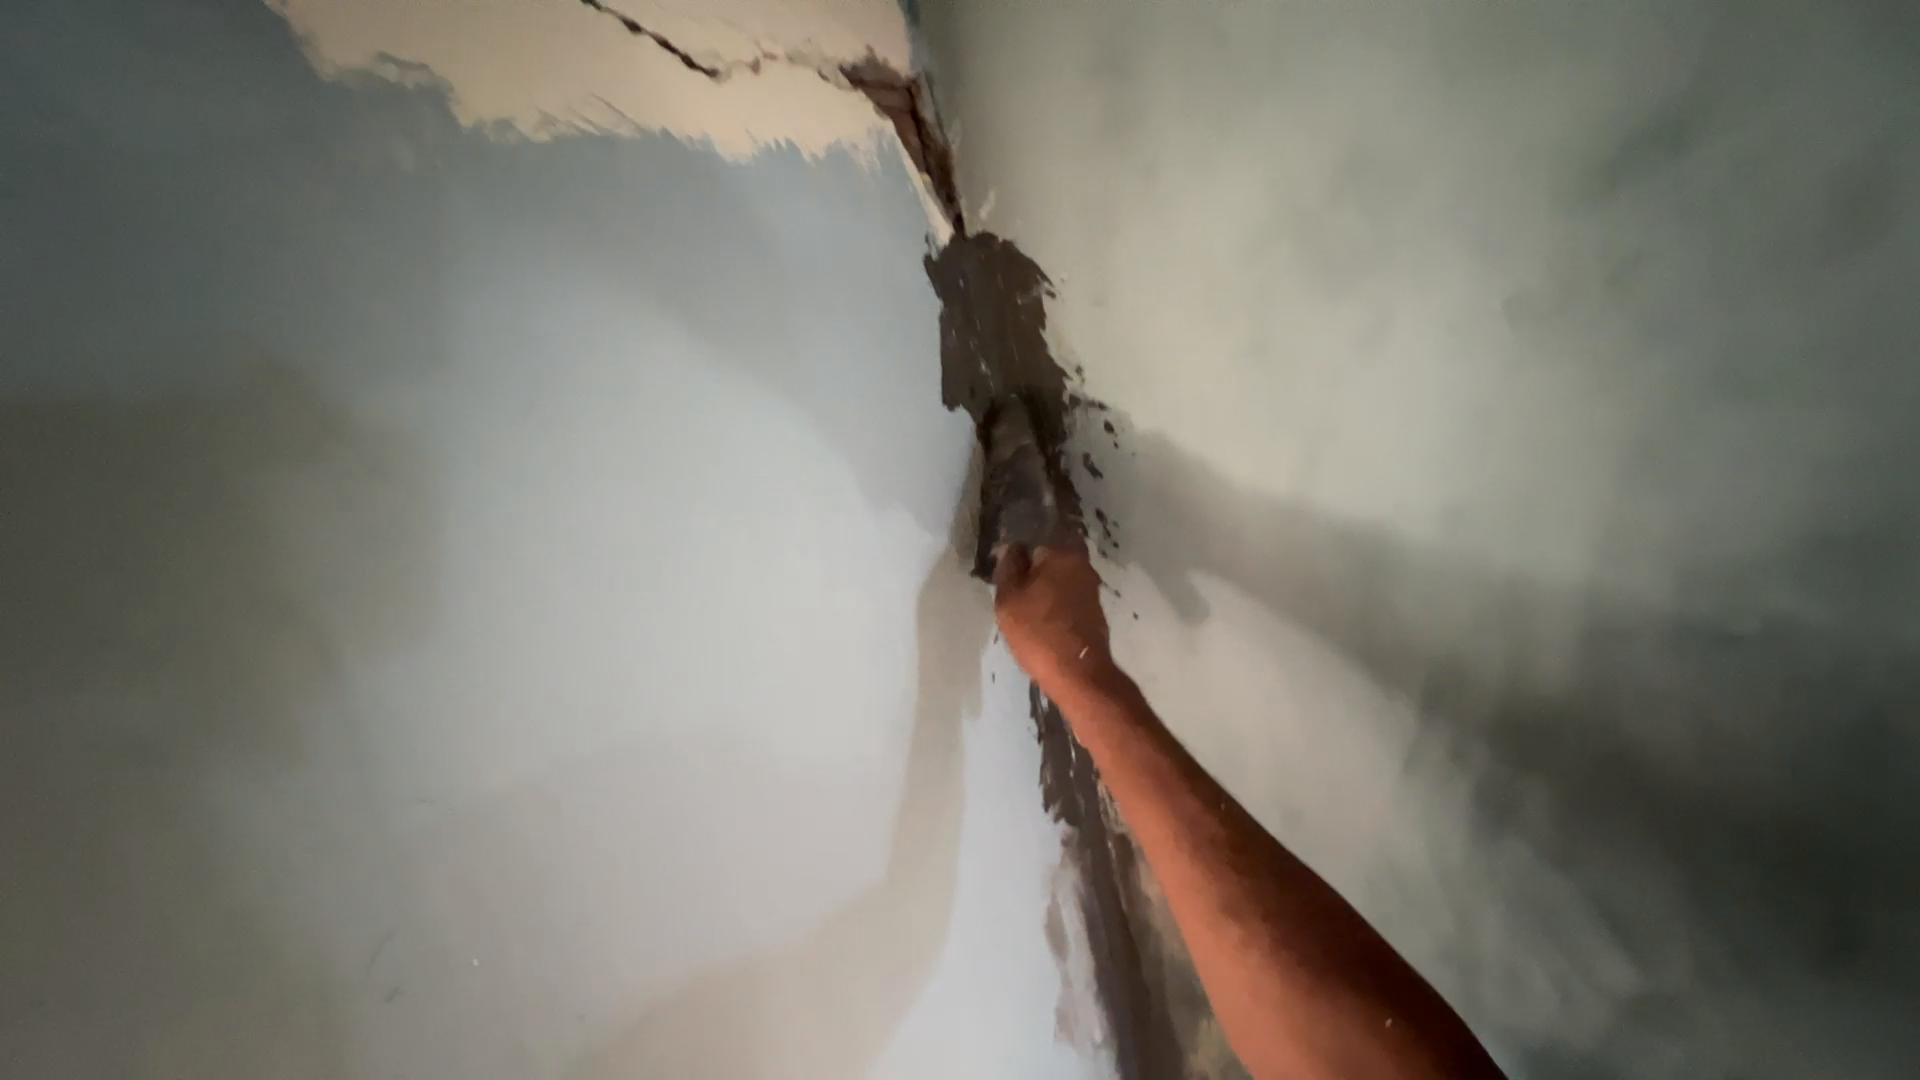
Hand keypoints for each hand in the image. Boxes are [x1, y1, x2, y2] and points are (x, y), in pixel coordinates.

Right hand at [992, 540, 1115, 697]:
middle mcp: (1082, 563)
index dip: (1016, 550)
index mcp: (1062, 552)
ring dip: (1044, 585)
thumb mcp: (1009, 599)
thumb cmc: (1038, 632)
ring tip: (1023, 605)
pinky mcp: (1094, 609)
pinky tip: (1041, 617)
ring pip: (1059, 576)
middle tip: (1010, 588)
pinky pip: (1068, 594)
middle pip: (1049, 557)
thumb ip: (1008, 567)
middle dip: (1032, 568)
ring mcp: (1091, 587)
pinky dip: (1055, 600)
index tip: (1003, 567)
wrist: (1078, 674)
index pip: (1034, 537)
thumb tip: (1011, 546)